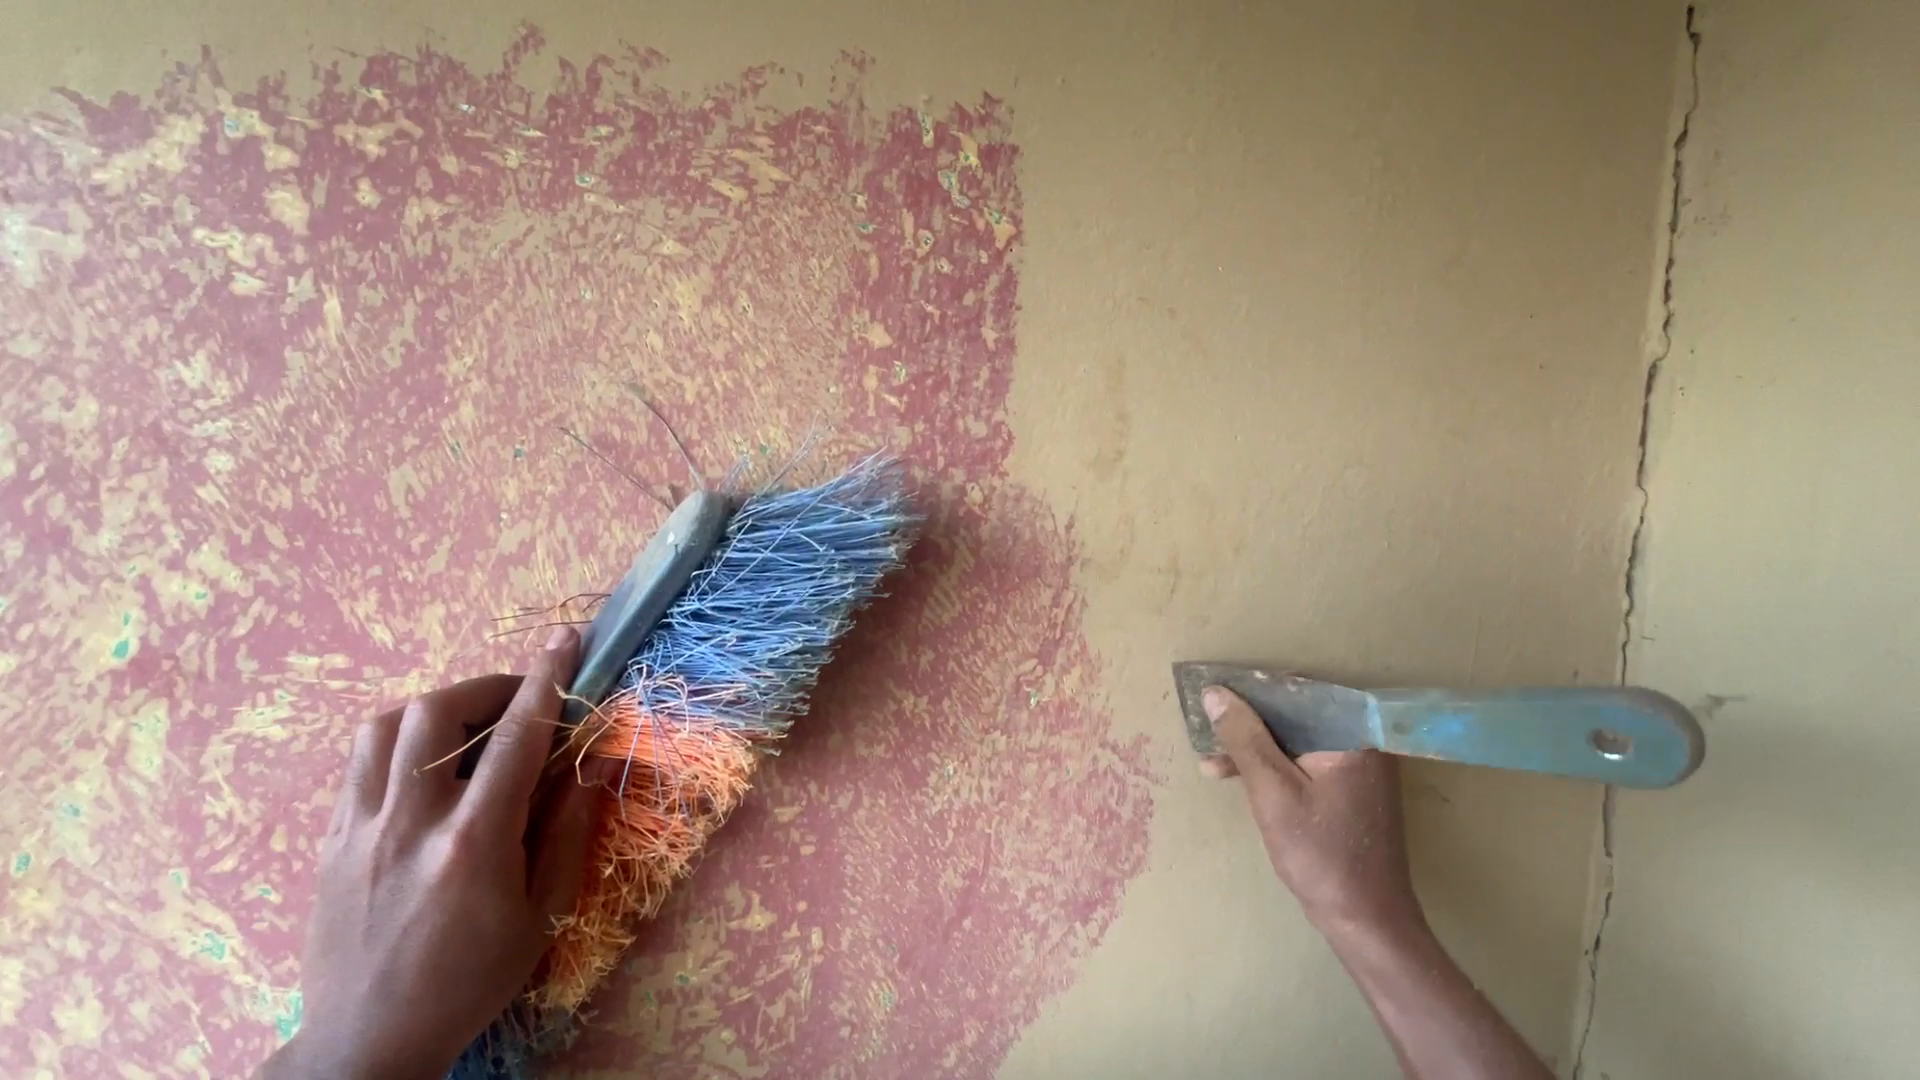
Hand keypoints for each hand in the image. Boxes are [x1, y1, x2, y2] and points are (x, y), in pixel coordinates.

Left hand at [263, 626, 605, 1079]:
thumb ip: (569, 826)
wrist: (364, 1044)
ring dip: (438, 709)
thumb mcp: (543, 911)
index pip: (517, 736)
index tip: (566, 639)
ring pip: (385, 725)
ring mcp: (358, 828)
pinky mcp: (330, 839)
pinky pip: (359, 760)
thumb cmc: (472, 977)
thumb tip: (594, 759)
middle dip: (490, 688)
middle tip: (522, 704)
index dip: (547, 679)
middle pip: (436, 712)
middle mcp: (408, 821)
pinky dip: (400, 740)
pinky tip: (427, 765)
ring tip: (471, 729)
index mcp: (473, 841)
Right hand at [1200, 685, 1420, 935]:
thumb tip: (1215, 693)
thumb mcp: (1272, 792)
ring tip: (1211, 760)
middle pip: (1295, 714)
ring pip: (1295, 738)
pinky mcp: (1348, 788)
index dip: (1251, 690)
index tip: (1212, 694)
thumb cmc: (1321, 856)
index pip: (1297, 691)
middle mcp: (1361, 742)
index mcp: (1353, 734)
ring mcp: (1357, 766)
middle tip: (1206, 727)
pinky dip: (1272, 767)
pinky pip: (1303, 761)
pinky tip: (1237, 777)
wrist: (1366, 921)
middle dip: (1248, 721)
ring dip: (1254, 747)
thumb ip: (1245, 739)